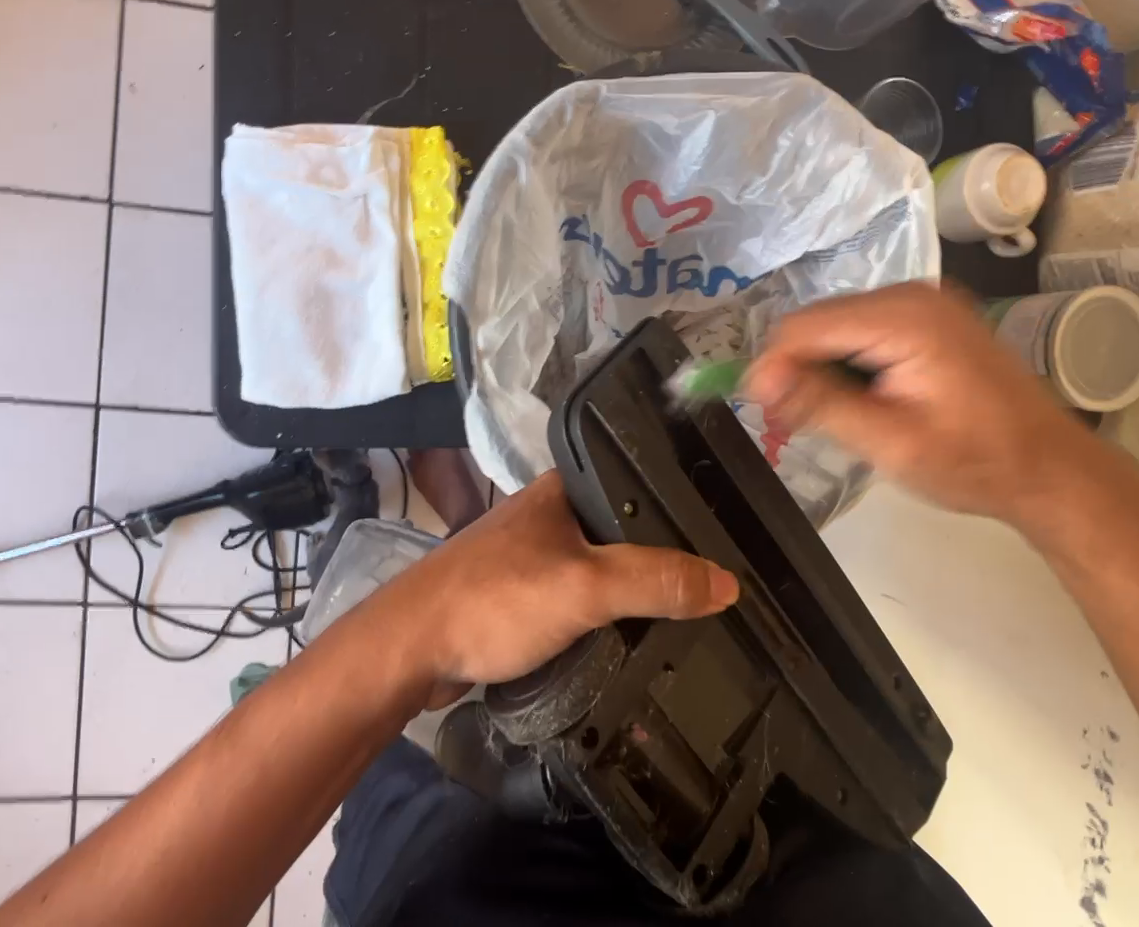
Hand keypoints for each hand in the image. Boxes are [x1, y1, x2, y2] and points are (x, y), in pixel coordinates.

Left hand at [372, 471, 737, 701]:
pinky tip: (628, 639)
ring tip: (683, 618)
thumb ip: (655, 580)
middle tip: (713, 593)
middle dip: (663, 563)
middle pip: (624, 534)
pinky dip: (601, 617)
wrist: (409, 649)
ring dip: (631, 594)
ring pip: (599, 570)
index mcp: (563, 490)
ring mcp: (530, 555)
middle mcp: (548, 514)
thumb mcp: (585, 588)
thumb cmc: (494, 601)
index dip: (685, 516)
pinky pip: (576, 600)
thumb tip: (727, 583)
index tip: (728, 547)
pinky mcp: (519, 594)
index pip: (640, 489)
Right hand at [742, 282, 1100, 523]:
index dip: (773, 365)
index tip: (762, 409)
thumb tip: (757, 381)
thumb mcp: (889, 442)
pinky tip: (855, 398)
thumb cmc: (974, 462)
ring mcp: (924, 303)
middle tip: (789, 420)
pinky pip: (863, 330)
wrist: (1050, 469)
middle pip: (819, 321)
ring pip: (836, 326)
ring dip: (819, 366)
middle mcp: (912, 295)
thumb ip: (821, 404)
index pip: (805, 326)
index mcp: (904, 318)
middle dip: (794, 367)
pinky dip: (846, 362)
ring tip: (821, 415)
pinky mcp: (928, 319)